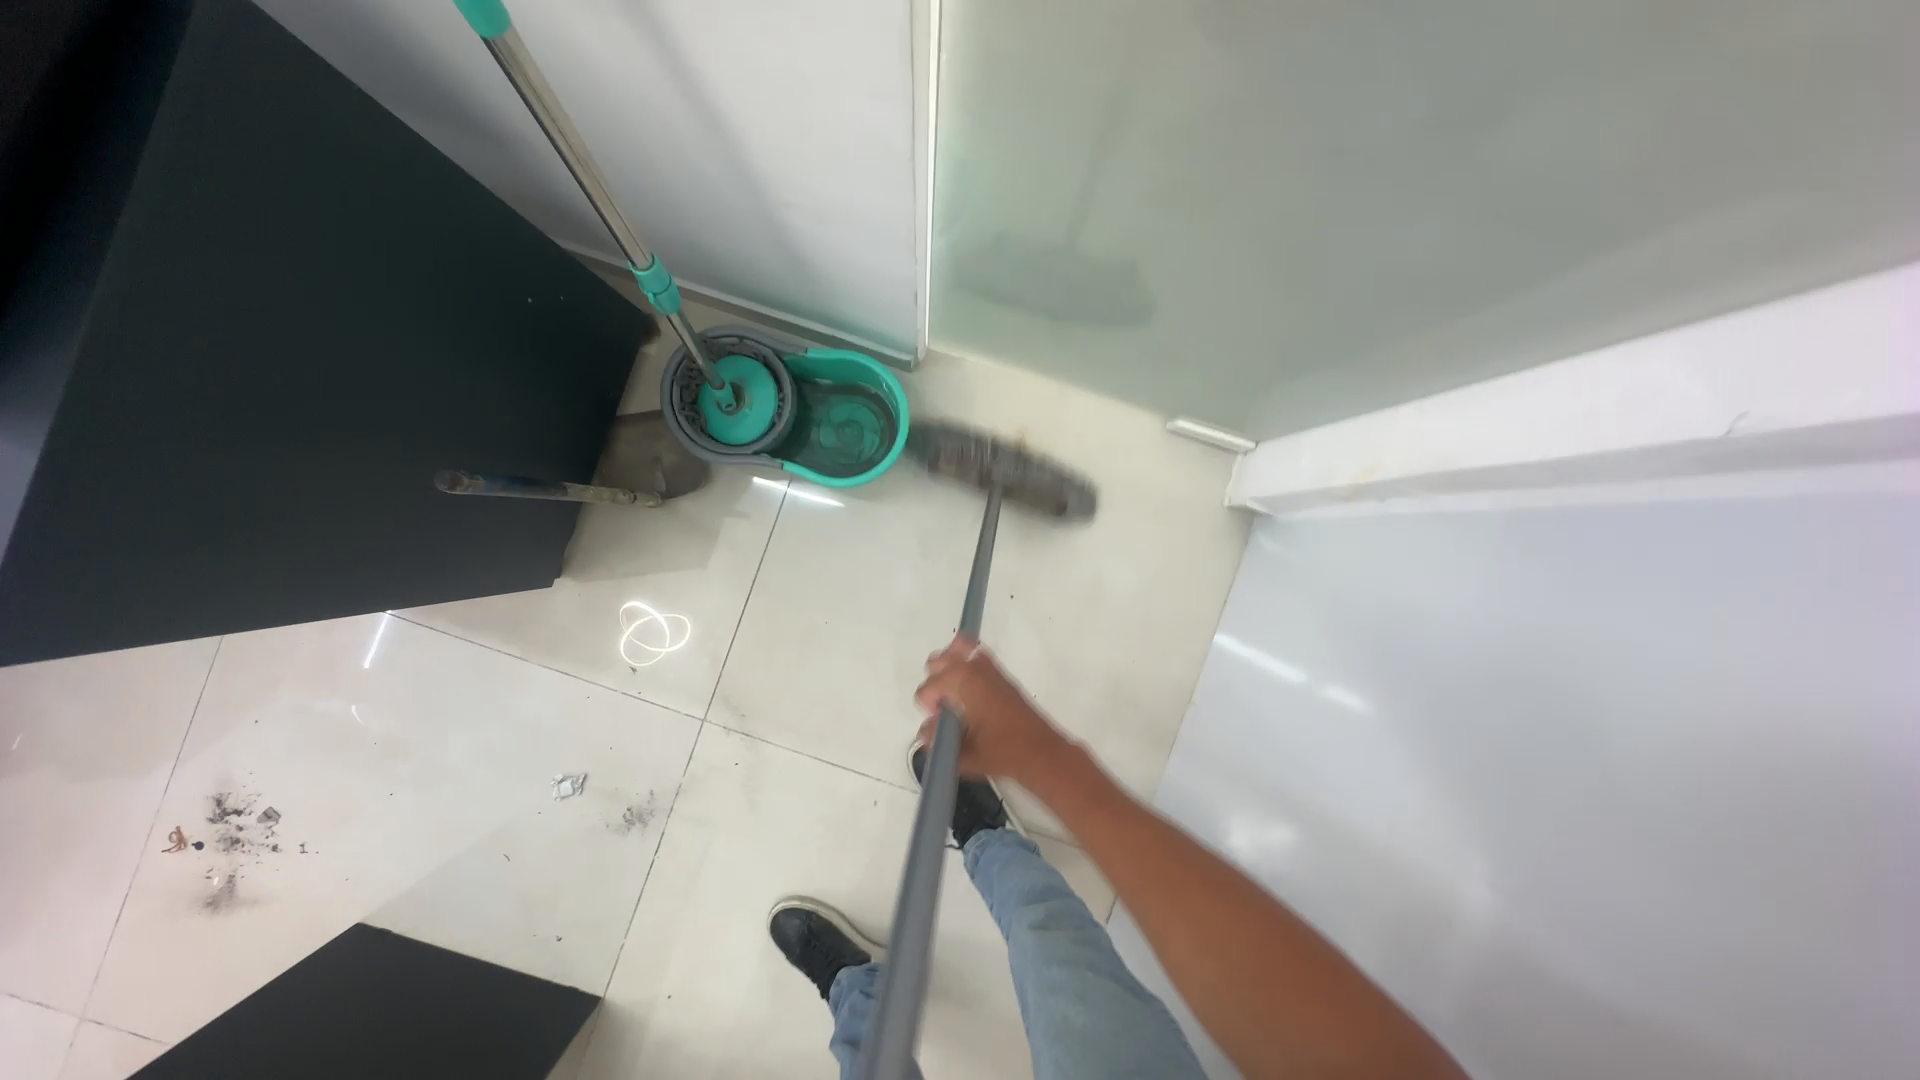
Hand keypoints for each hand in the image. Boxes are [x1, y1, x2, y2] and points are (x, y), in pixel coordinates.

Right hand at [914, 635, 1072, 785]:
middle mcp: (974, 668)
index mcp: (962, 682)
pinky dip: (967, 667)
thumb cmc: (1002, 752)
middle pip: (938, 662)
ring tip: (954, 698)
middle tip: (944, 708)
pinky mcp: (1002, 675)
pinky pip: (977, 658)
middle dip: (935, 684)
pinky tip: (969, 693)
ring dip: (949, 672)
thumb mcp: (963, 753)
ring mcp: (990, 668)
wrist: (1041, 751)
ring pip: (957, 652)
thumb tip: (926, 731)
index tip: (941, 722)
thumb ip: (937, 740)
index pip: (927, 687)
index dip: (928, 707)